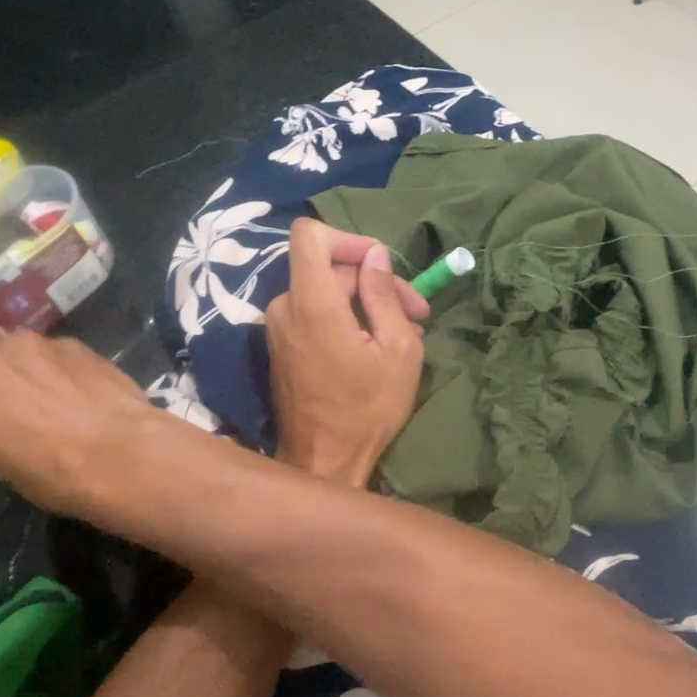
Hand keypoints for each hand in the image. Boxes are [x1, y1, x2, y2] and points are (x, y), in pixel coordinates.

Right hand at [0, 325, 171, 519]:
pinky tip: (86, 387)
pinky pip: (59, 349)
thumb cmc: (48, 474)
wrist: (116, 452)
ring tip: (56, 390)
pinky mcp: (72, 340)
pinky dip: (66, 363)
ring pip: (17, 342)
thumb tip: (2, 420)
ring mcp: (27, 343)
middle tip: (12, 391)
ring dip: (30, 360)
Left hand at [266, 218, 426, 487]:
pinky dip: (346, 319)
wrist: (323, 462)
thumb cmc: (368, 407)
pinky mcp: (281, 346)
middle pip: (329, 268)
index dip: (348, 238)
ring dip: (366, 303)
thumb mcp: (398, 348)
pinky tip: (377, 346)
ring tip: (407, 333)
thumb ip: (384, 294)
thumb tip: (375, 255)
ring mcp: (278, 328)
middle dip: (374, 282)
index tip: (381, 264)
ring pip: (325, 292)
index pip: (310, 235)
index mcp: (312, 301)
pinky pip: (314, 314)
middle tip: (417, 312)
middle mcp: (285, 306)